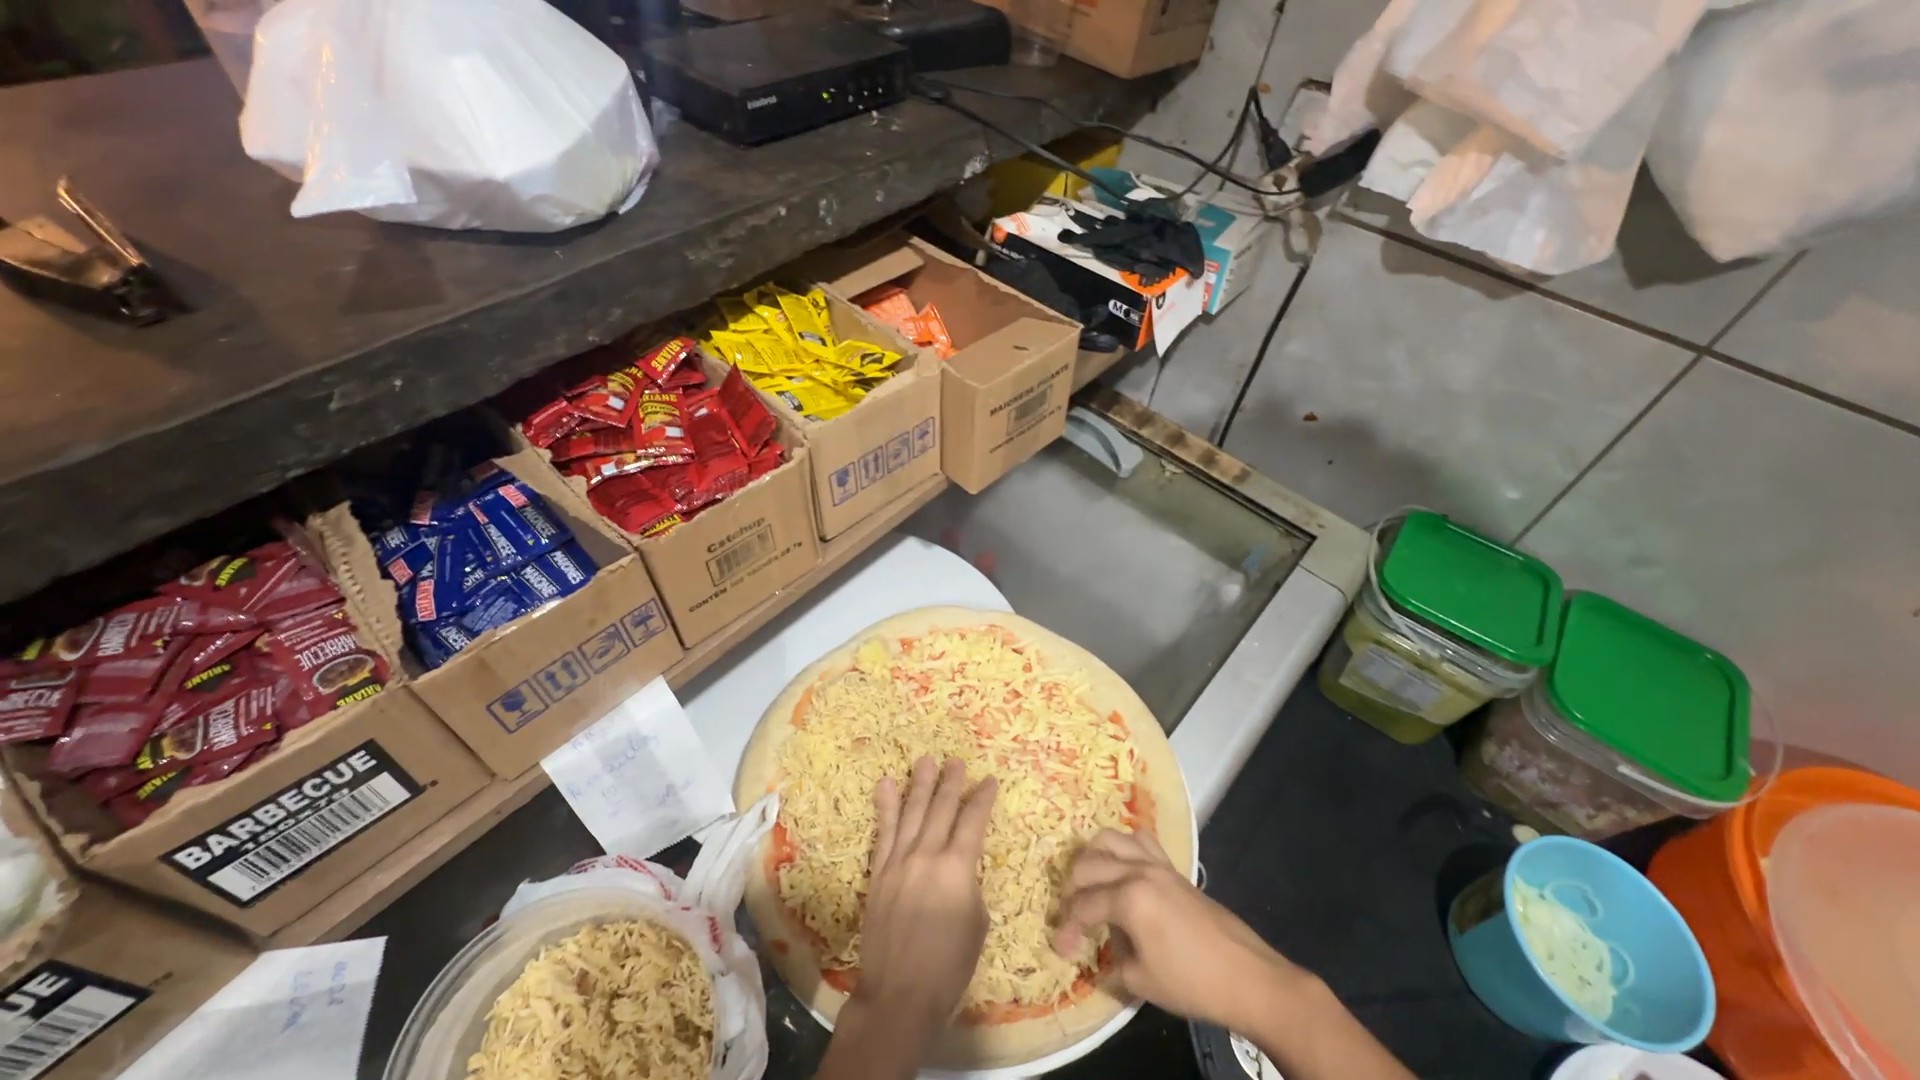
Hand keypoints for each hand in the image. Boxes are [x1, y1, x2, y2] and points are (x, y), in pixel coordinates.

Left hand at [858, 757, 997, 1021]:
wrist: (899, 993)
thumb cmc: (950, 966)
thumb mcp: (977, 923)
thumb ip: (970, 886)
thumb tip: (960, 870)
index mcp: (958, 868)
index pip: (973, 821)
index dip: (982, 799)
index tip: (990, 781)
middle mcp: (927, 856)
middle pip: (941, 809)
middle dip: (951, 783)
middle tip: (957, 761)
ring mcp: (898, 862)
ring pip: (911, 813)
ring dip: (920, 785)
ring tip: (926, 761)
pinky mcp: (878, 873)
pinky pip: (883, 832)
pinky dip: (885, 806)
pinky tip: (885, 785)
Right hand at [1055, 830, 1413, 1079]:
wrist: (1249, 978)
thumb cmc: (1193, 983)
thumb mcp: (1140, 982)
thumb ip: (1111, 961)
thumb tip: (1100, 952)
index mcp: (1128, 898)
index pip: (1082, 907)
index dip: (1066, 929)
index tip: (1061, 951)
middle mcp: (1140, 871)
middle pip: (1088, 866)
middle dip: (1071, 892)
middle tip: (1070, 920)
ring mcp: (1159, 865)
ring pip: (1110, 841)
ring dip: (1090, 860)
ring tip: (1087, 887)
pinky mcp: (1175, 869)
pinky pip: (1141, 841)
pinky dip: (1122, 847)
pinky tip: (1120, 868)